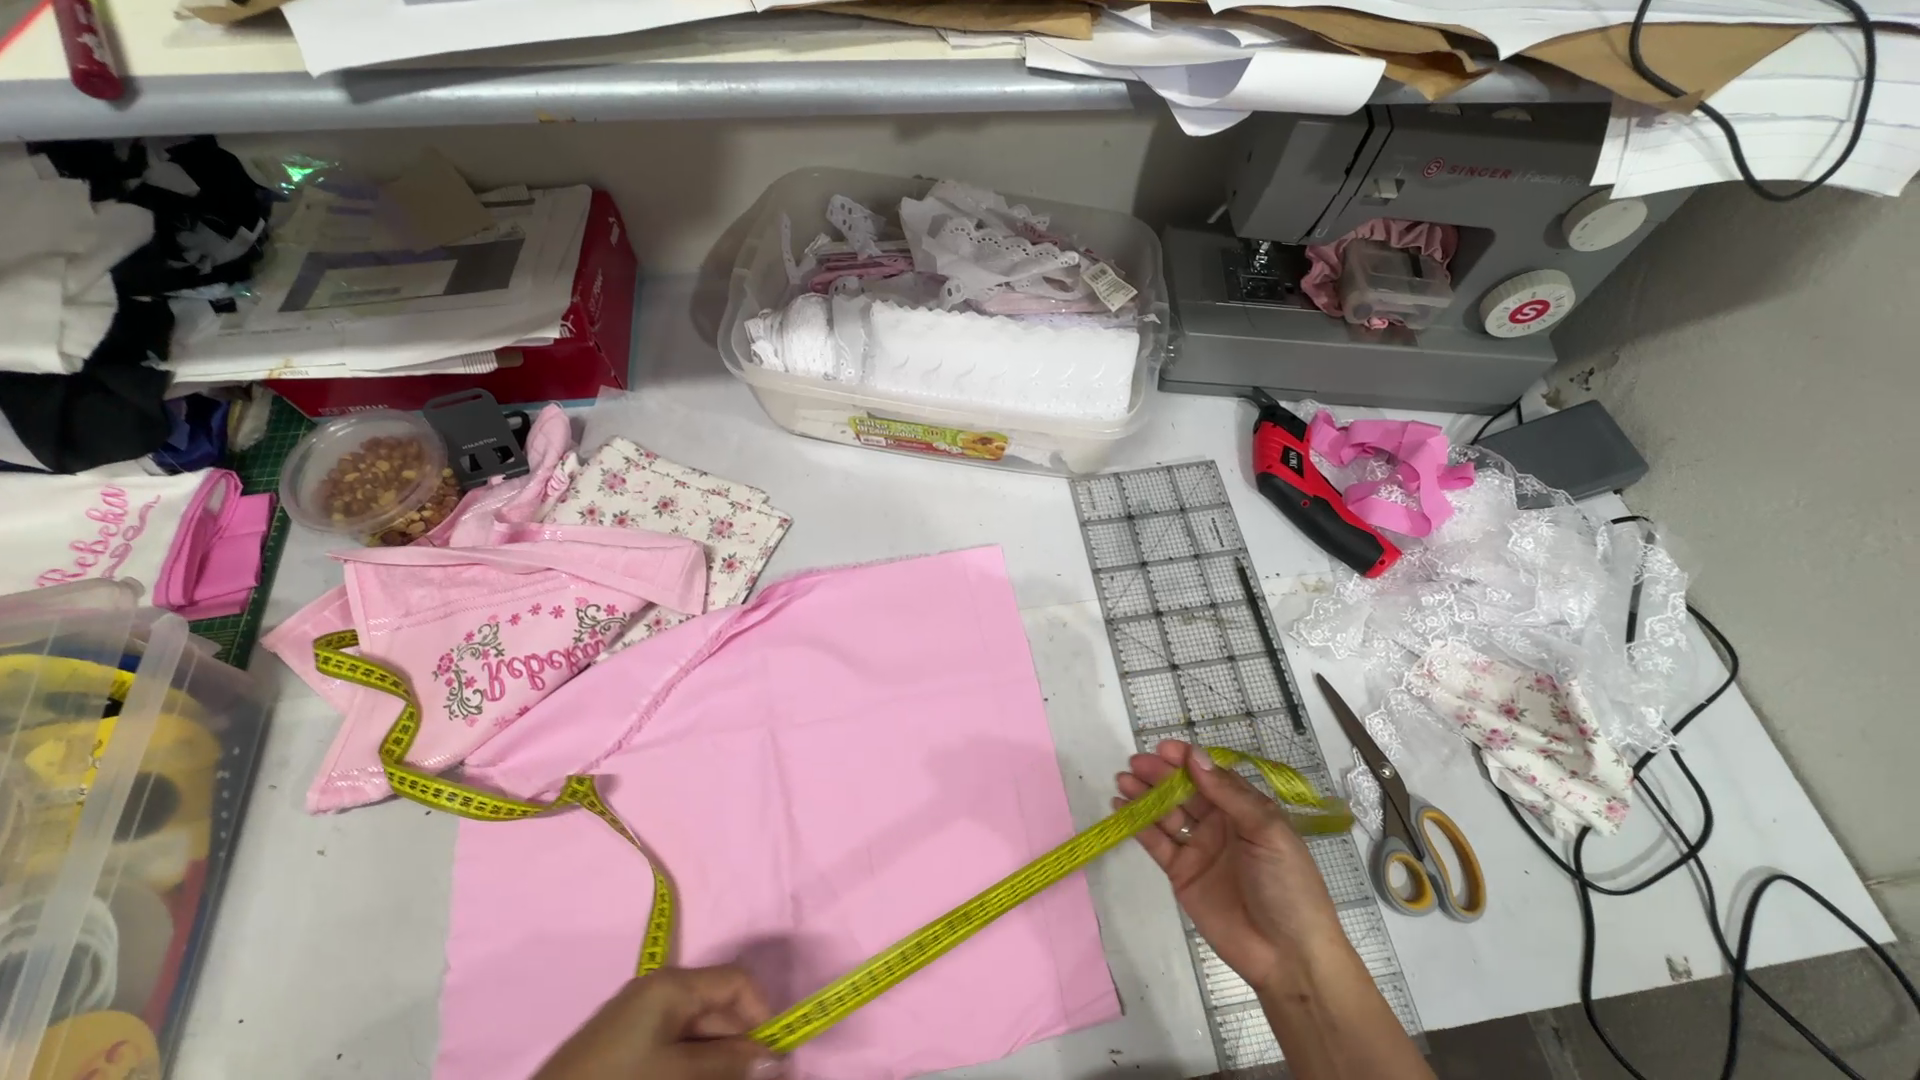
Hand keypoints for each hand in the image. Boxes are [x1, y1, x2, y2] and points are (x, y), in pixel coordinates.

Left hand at [533, 966, 778, 1079]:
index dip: (762, 1015)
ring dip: (717, 1062)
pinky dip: (693, 1066)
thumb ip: (729, 1064)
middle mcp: (660, 990)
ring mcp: (641, 1016)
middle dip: (739, 1047)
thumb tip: (776, 1060)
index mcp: (673, 985)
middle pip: (719, 1009)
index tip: (773, 1059)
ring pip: (699, 1033)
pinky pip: (676, 1046)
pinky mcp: (627, 1044)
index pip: (737, 982)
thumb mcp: (679, 1074)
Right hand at [1114, 741, 1345, 992]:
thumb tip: (1195, 756)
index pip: (1211, 776)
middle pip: (1184, 791)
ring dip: (1144, 795)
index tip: (1163, 748)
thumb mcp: (1268, 832)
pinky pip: (1156, 843)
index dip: (1187, 760)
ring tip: (1123, 780)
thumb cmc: (1287, 885)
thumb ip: (1229, 794)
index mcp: (1246, 810)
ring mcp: (1199, 848)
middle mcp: (1221, 824)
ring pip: (1166, 813)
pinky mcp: (1181, 873)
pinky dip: (1137, 825)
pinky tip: (1120, 807)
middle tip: (1135, 763)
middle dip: (1160, 775)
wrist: (1287, 954)